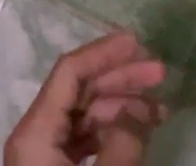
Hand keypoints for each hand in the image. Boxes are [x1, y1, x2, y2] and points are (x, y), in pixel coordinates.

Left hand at [4, 32, 167, 165]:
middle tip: (161, 72)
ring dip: (122, 105)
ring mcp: (43, 153)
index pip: (69, 72)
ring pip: (85, 114)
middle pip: (79, 89)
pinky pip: (84, 137)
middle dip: (121, 78)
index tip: (138, 42)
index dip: (104, 52)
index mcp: (34, 130)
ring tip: (160, 108)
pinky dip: (112, 130)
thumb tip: (140, 112)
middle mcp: (34, 133)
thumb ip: (121, 145)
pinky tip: (140, 128)